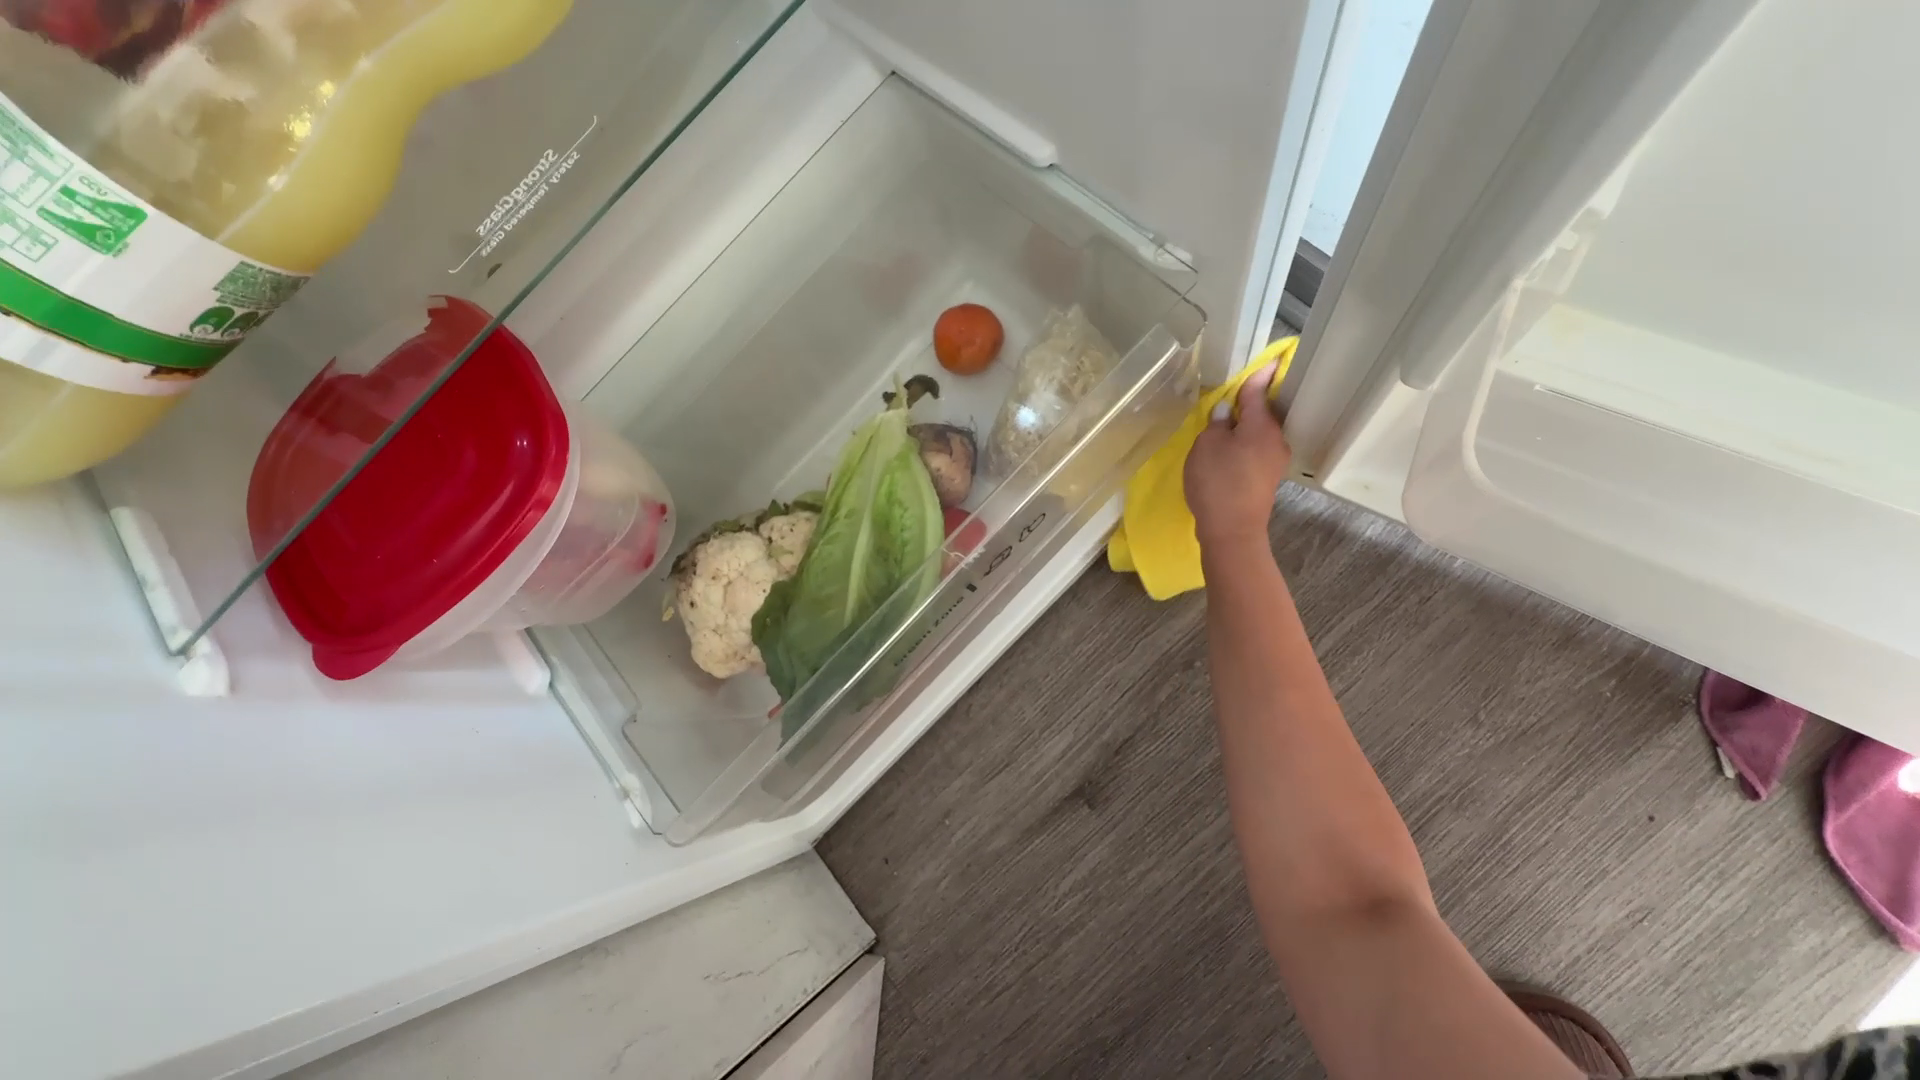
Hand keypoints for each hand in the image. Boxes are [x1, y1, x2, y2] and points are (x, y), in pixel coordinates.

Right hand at [1185, 362, 1290, 546]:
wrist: (1232, 531)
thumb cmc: (1218, 482)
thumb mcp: (1206, 446)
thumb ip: (1216, 424)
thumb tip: (1224, 412)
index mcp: (1262, 425)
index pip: (1259, 392)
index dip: (1259, 375)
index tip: (1270, 360)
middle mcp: (1275, 439)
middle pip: (1260, 415)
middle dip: (1245, 407)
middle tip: (1225, 403)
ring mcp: (1274, 462)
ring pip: (1257, 435)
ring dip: (1242, 430)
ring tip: (1221, 431)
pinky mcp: (1266, 481)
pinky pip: (1254, 453)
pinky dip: (1242, 448)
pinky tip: (1226, 454)